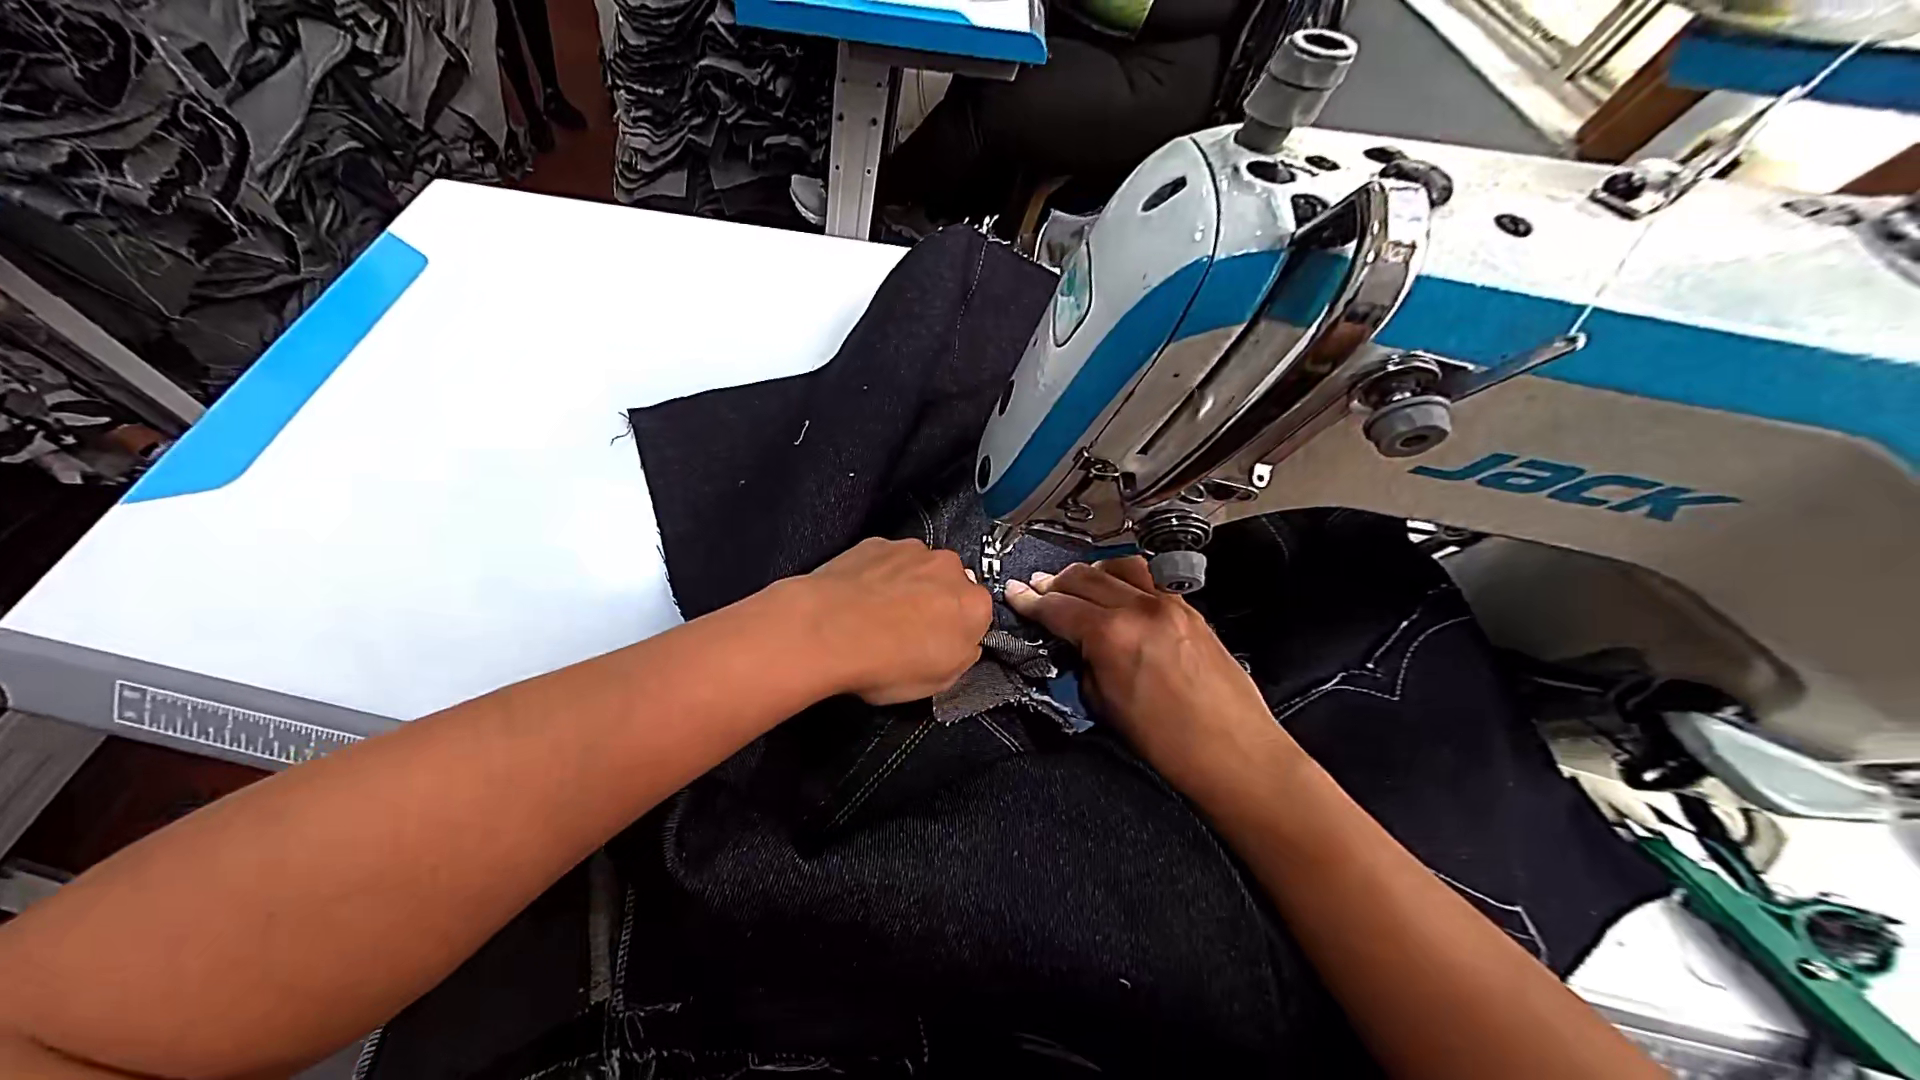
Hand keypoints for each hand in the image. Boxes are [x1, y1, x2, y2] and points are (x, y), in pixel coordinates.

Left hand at [784, 537, 993, 704]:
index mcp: (973, 605)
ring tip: (879, 617)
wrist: (827, 630)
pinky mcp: (878, 544)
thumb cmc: (883, 659)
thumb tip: (961, 647)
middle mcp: (949, 569)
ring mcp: (912, 552)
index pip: (978, 616)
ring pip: (919, 570)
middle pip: (951, 586)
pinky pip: (887, 561)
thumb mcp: (938, 682)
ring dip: (908, 587)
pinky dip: (879, 575)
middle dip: (935, 604)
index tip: (940, 646)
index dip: (958, 633)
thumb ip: (961, 657)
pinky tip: (861, 600)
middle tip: (909, 633)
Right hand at [1004, 558, 1294, 795]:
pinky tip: (1116, 588)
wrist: (1235, 754)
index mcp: (1111, 635)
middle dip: (1053, 582)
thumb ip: (1083, 663)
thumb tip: (1073, 644)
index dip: (1029, 601)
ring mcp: (1169, 604)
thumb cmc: (1171, 745)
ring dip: (1089, 573)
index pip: (1058, 606)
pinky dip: (1123, 577)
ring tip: (1073, 583)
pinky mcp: (1189, 609)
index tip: (1015, 594)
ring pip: (1117, 567)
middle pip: (1083, 578)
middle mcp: (1140, 609)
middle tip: (1035, 588)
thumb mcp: (1105, 706)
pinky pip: (1148, 578)